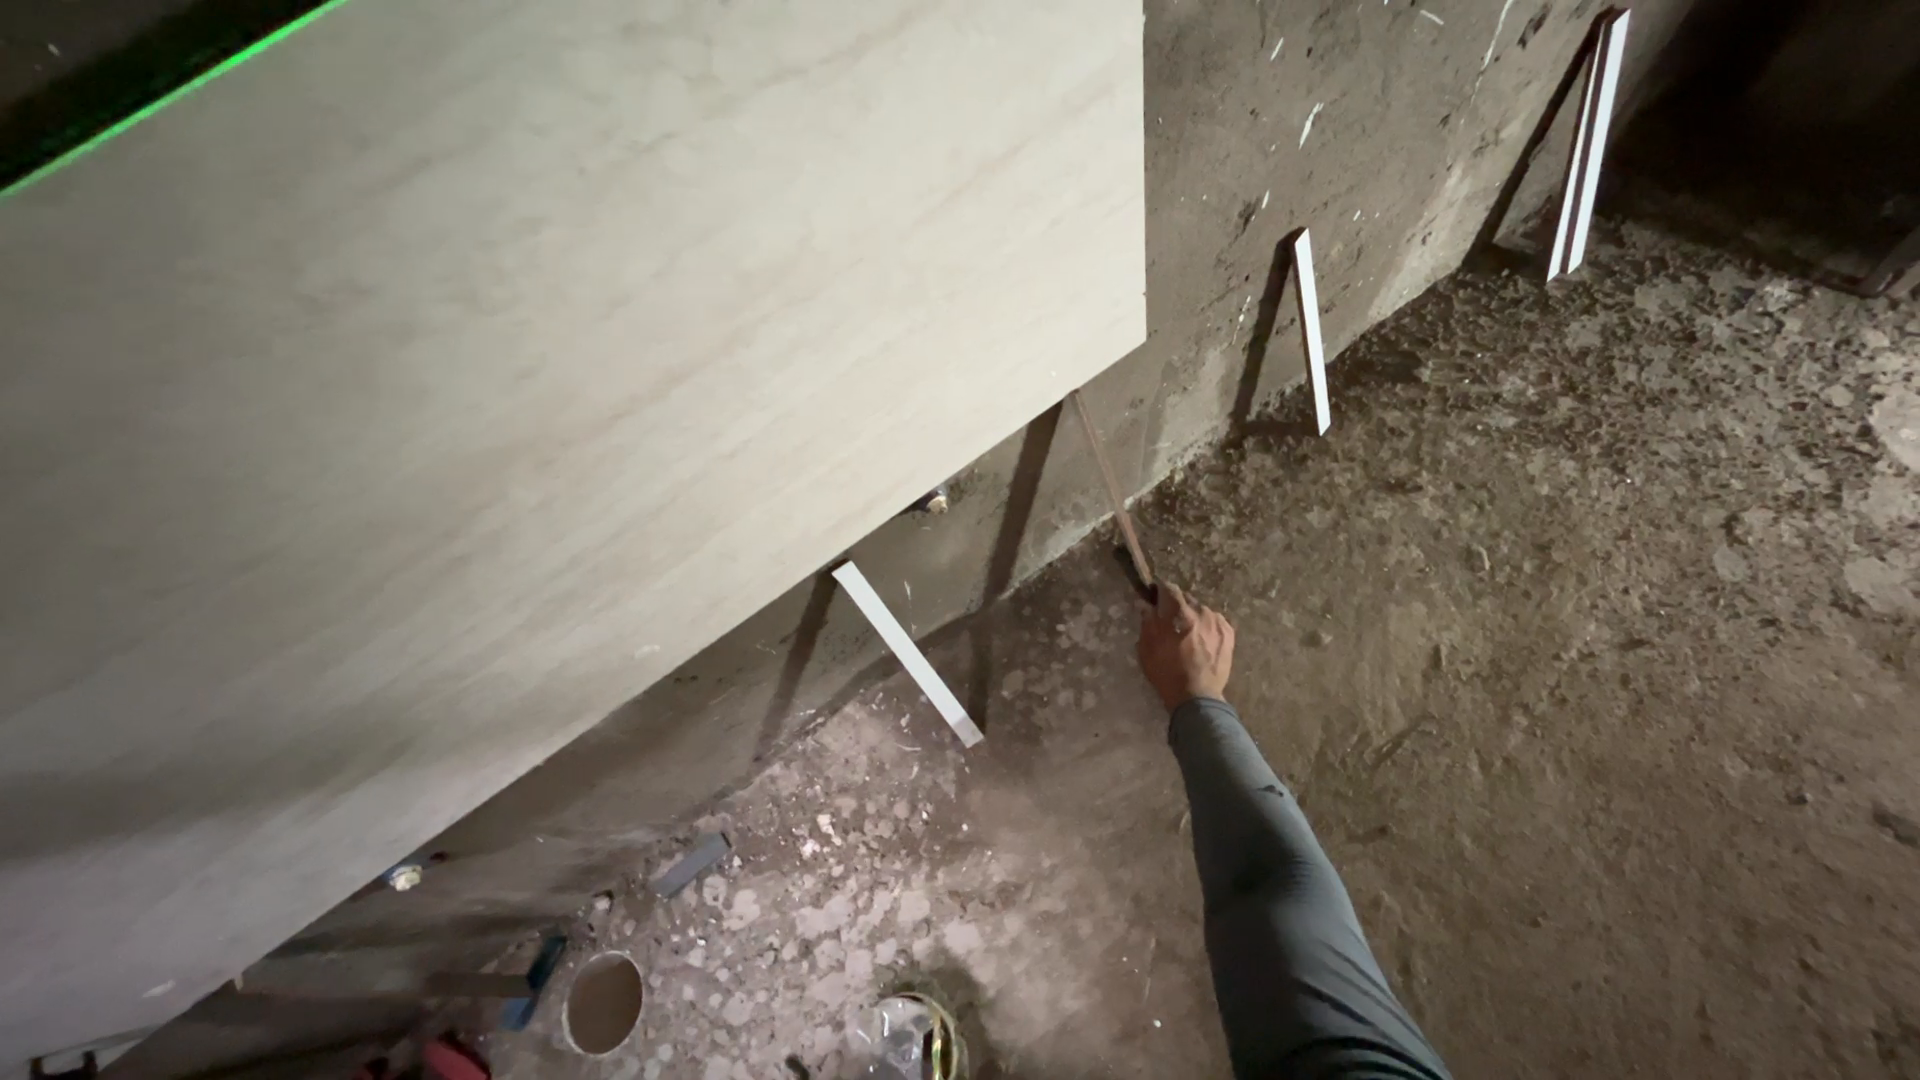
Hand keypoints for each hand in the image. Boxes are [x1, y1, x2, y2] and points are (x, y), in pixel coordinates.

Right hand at [1136, 582, 1234, 709]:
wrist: (1197, 696)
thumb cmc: (1166, 671)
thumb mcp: (1146, 647)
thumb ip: (1147, 621)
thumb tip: (1146, 604)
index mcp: (1178, 611)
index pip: (1167, 587)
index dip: (1159, 593)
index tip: (1154, 602)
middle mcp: (1200, 610)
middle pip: (1186, 598)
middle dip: (1176, 606)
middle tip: (1170, 623)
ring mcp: (1217, 622)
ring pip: (1201, 610)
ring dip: (1193, 617)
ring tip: (1188, 635)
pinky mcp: (1229, 634)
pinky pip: (1215, 621)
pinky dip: (1207, 626)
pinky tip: (1202, 641)